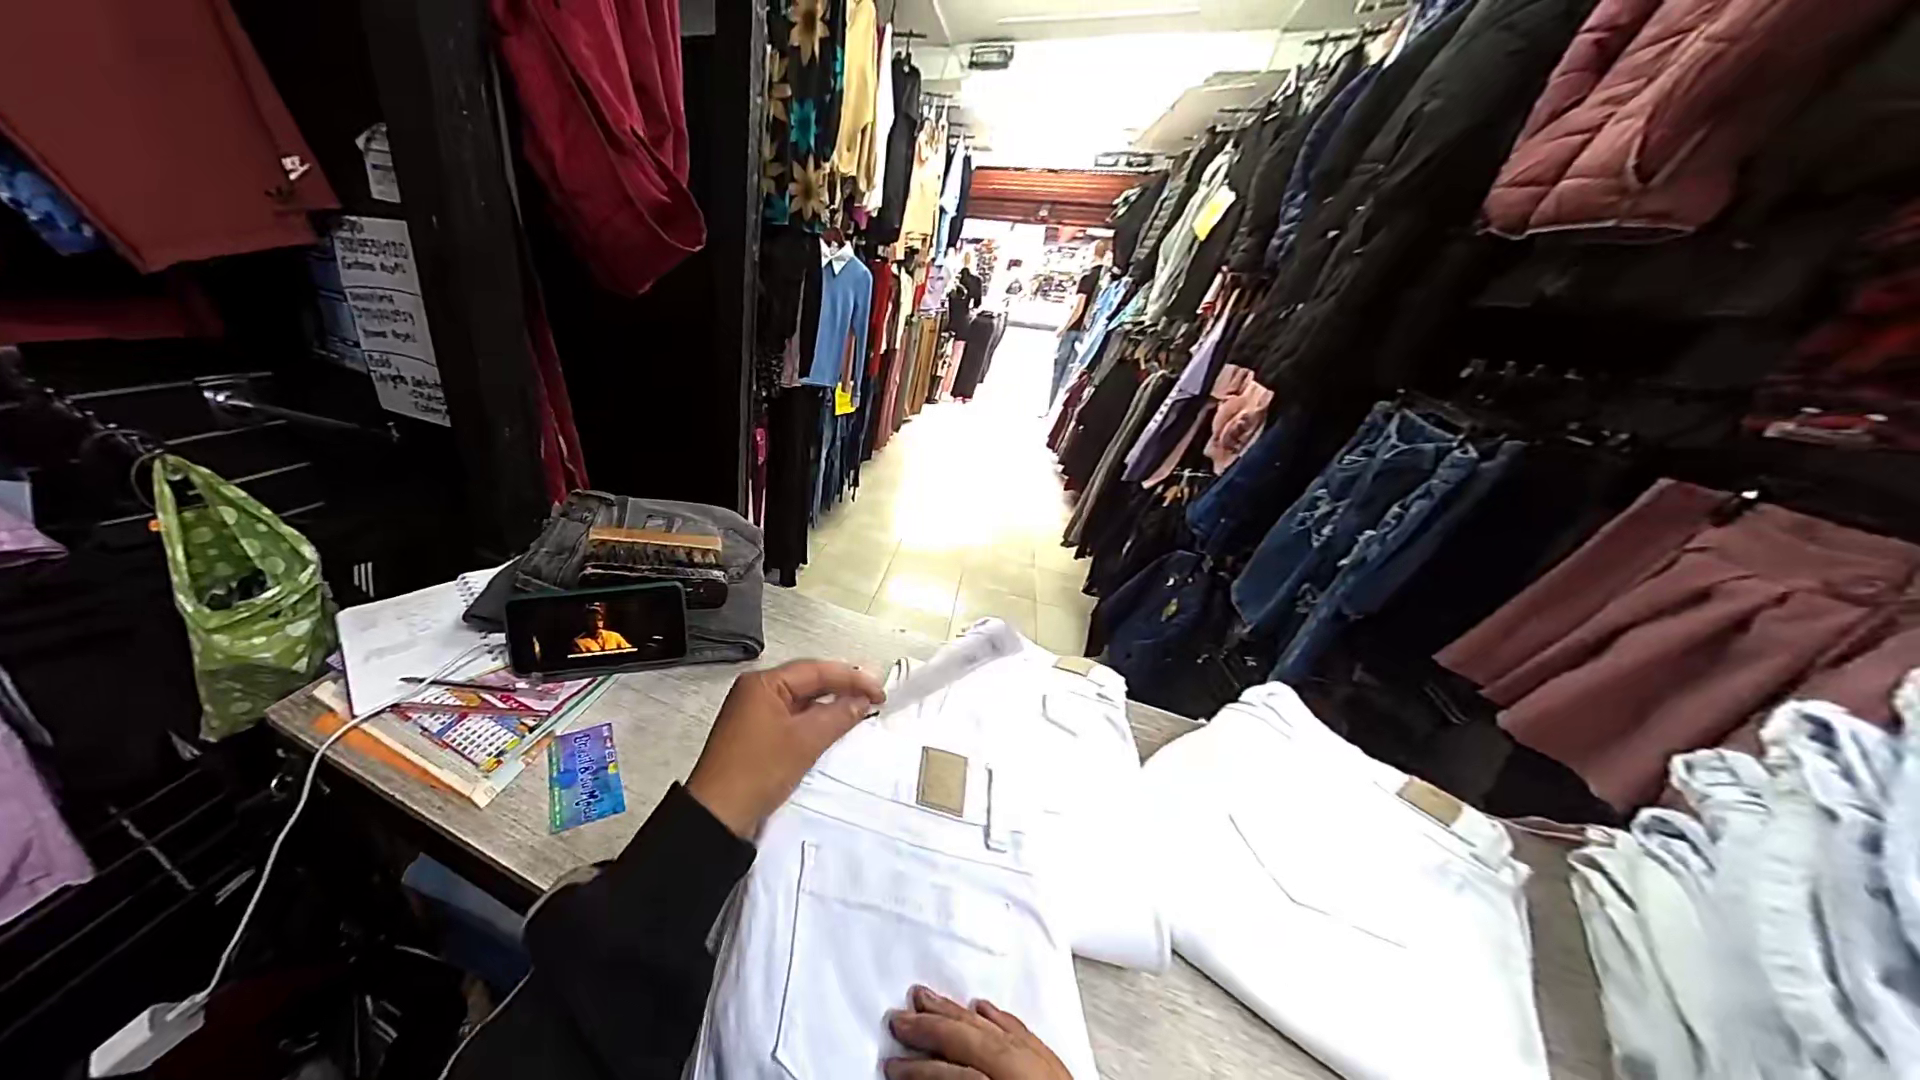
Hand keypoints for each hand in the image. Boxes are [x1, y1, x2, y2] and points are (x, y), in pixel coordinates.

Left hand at [684, 660, 884, 837]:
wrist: (719, 816)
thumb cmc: (751, 775)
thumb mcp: (805, 741)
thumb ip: (838, 715)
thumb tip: (860, 701)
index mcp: (762, 684)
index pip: (817, 670)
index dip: (852, 678)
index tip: (876, 690)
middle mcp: (756, 692)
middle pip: (809, 681)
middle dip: (842, 687)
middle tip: (872, 695)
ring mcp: (755, 713)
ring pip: (803, 699)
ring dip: (830, 704)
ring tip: (859, 709)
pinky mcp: (758, 733)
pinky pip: (794, 717)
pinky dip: (816, 720)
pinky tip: (833, 726)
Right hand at [885, 986, 1071, 1079]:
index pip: (957, 1076)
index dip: (920, 1071)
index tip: (893, 1067)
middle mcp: (1028, 1076)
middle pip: (972, 1042)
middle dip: (933, 1028)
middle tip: (901, 1019)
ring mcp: (1045, 1068)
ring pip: (995, 1030)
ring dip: (959, 1014)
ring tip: (932, 1001)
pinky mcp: (1057, 1069)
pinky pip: (1023, 1034)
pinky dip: (999, 1019)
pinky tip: (984, 1009)